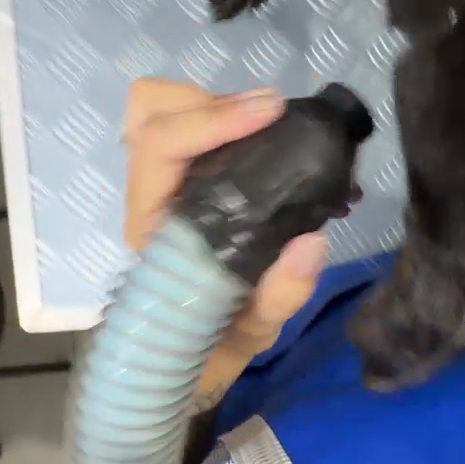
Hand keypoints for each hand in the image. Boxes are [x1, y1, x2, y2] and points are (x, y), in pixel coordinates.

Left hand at [121, 79, 330, 394]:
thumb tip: (314, 241)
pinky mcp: (186, 184)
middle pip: (150, 111)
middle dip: (210, 99)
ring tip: (274, 124)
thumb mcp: (255, 331)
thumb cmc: (215, 347)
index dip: (211, 119)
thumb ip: (281, 295)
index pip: (160, 146)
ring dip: (219, 104)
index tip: (273, 111)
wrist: (192, 364)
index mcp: (156, 228)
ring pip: (165, 111)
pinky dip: (229, 118)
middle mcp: (152, 198)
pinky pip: (193, 129)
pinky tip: (270, 139)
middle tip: (273, 117)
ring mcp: (167, 187)